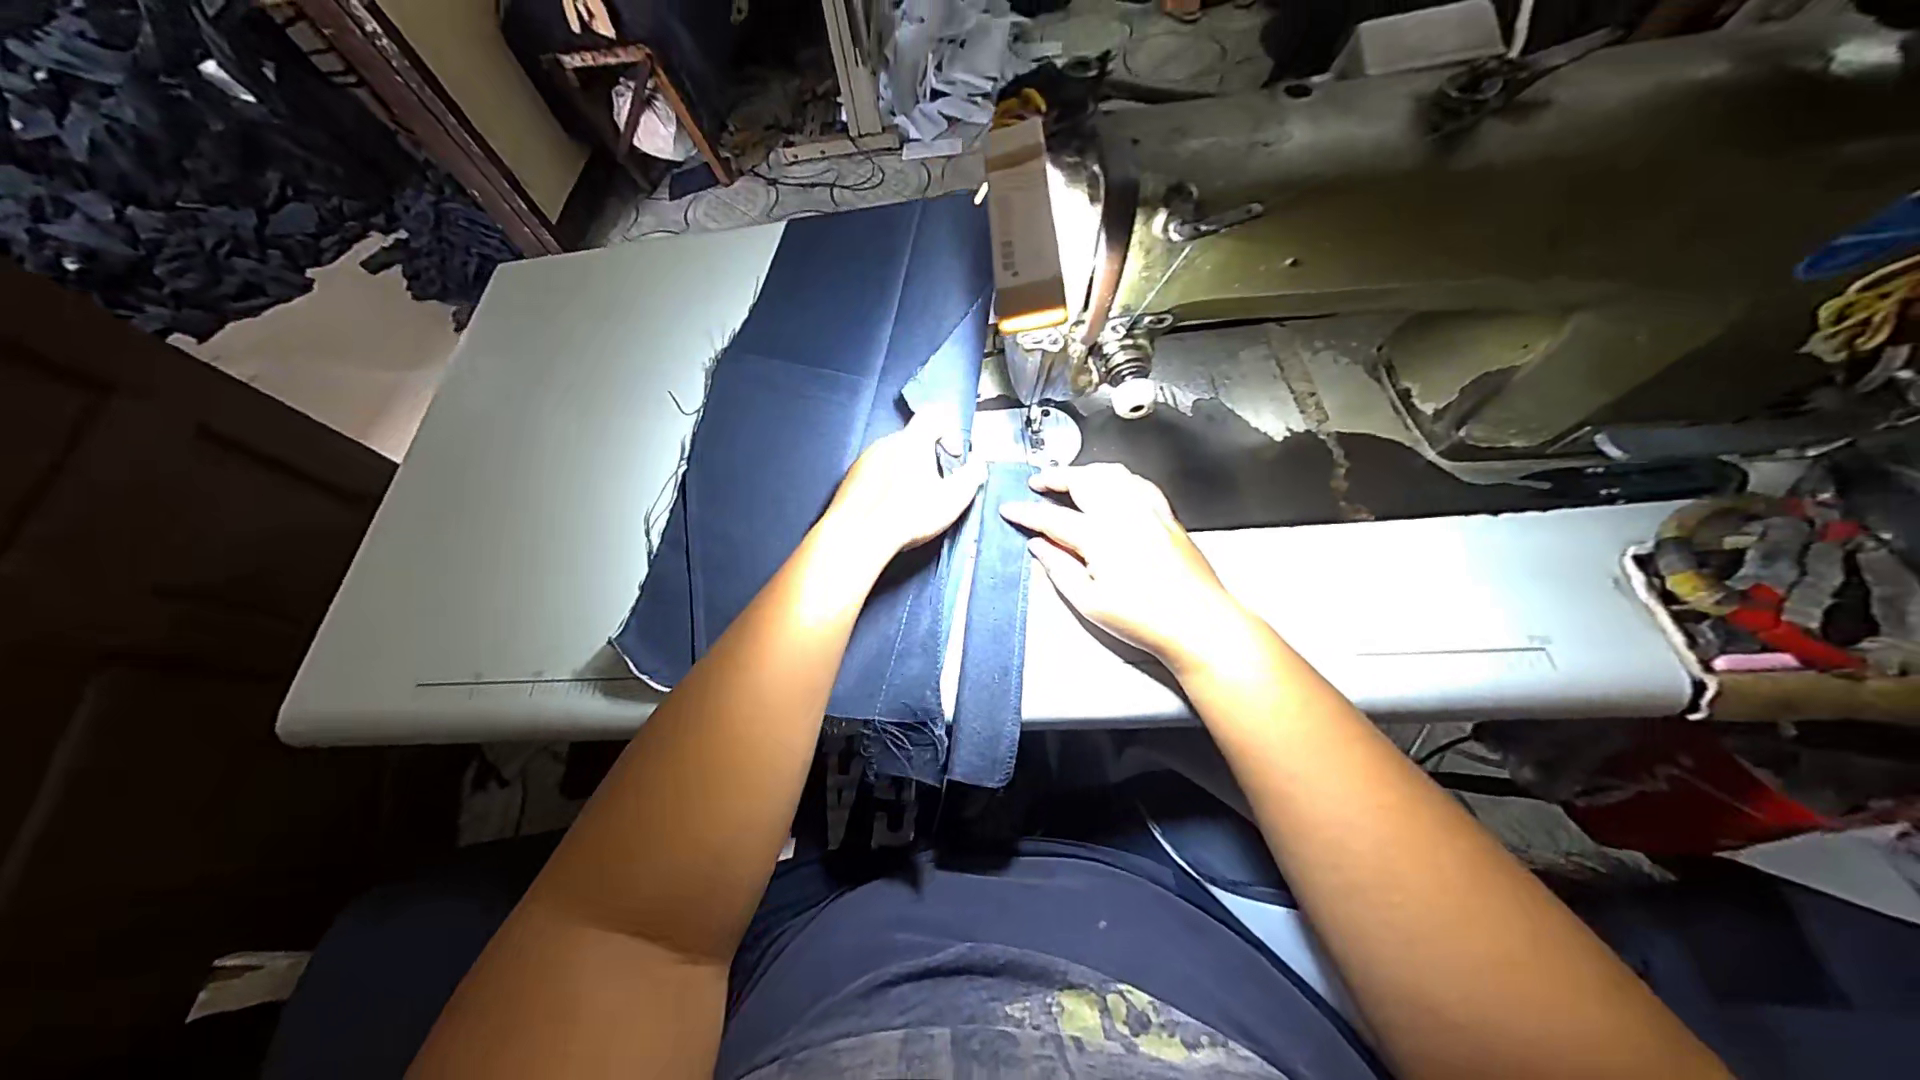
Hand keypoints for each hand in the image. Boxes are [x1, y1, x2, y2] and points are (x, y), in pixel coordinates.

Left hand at [820, 408, 986, 561]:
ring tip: (910, 501)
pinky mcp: (849, 478)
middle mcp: (886, 442)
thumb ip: (971, 477)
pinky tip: (888, 508)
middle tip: (935, 485)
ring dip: (905, 470)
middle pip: (912, 438)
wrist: (857, 536)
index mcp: (913, 440)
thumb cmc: (909, 515)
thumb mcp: (953, 500)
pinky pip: (874, 472)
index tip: (953, 456)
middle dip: (927, 456)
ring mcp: (864, 458)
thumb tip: (979, 465)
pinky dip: (885, 483)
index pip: (933, 415)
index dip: (949, 431)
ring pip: (892, 456)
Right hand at [1000, 463, 1254, 671]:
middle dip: (1055, 477)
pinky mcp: (1167, 517)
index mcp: (1099, 535)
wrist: (1198, 623)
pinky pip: (1139, 483)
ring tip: (1071, 477)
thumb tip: (1039, 548)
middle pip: (1082, 481)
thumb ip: (1059, 568)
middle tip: (1038, 482)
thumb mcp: (1089, 602)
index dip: (1026, 512)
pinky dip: (1119, 478)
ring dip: (1086, 471)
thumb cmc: (1147, 619)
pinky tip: (1115, 484)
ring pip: (1112, 474)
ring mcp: (1149, 512)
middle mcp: (1125, 514)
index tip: (1011, 510)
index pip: (1051, 517)